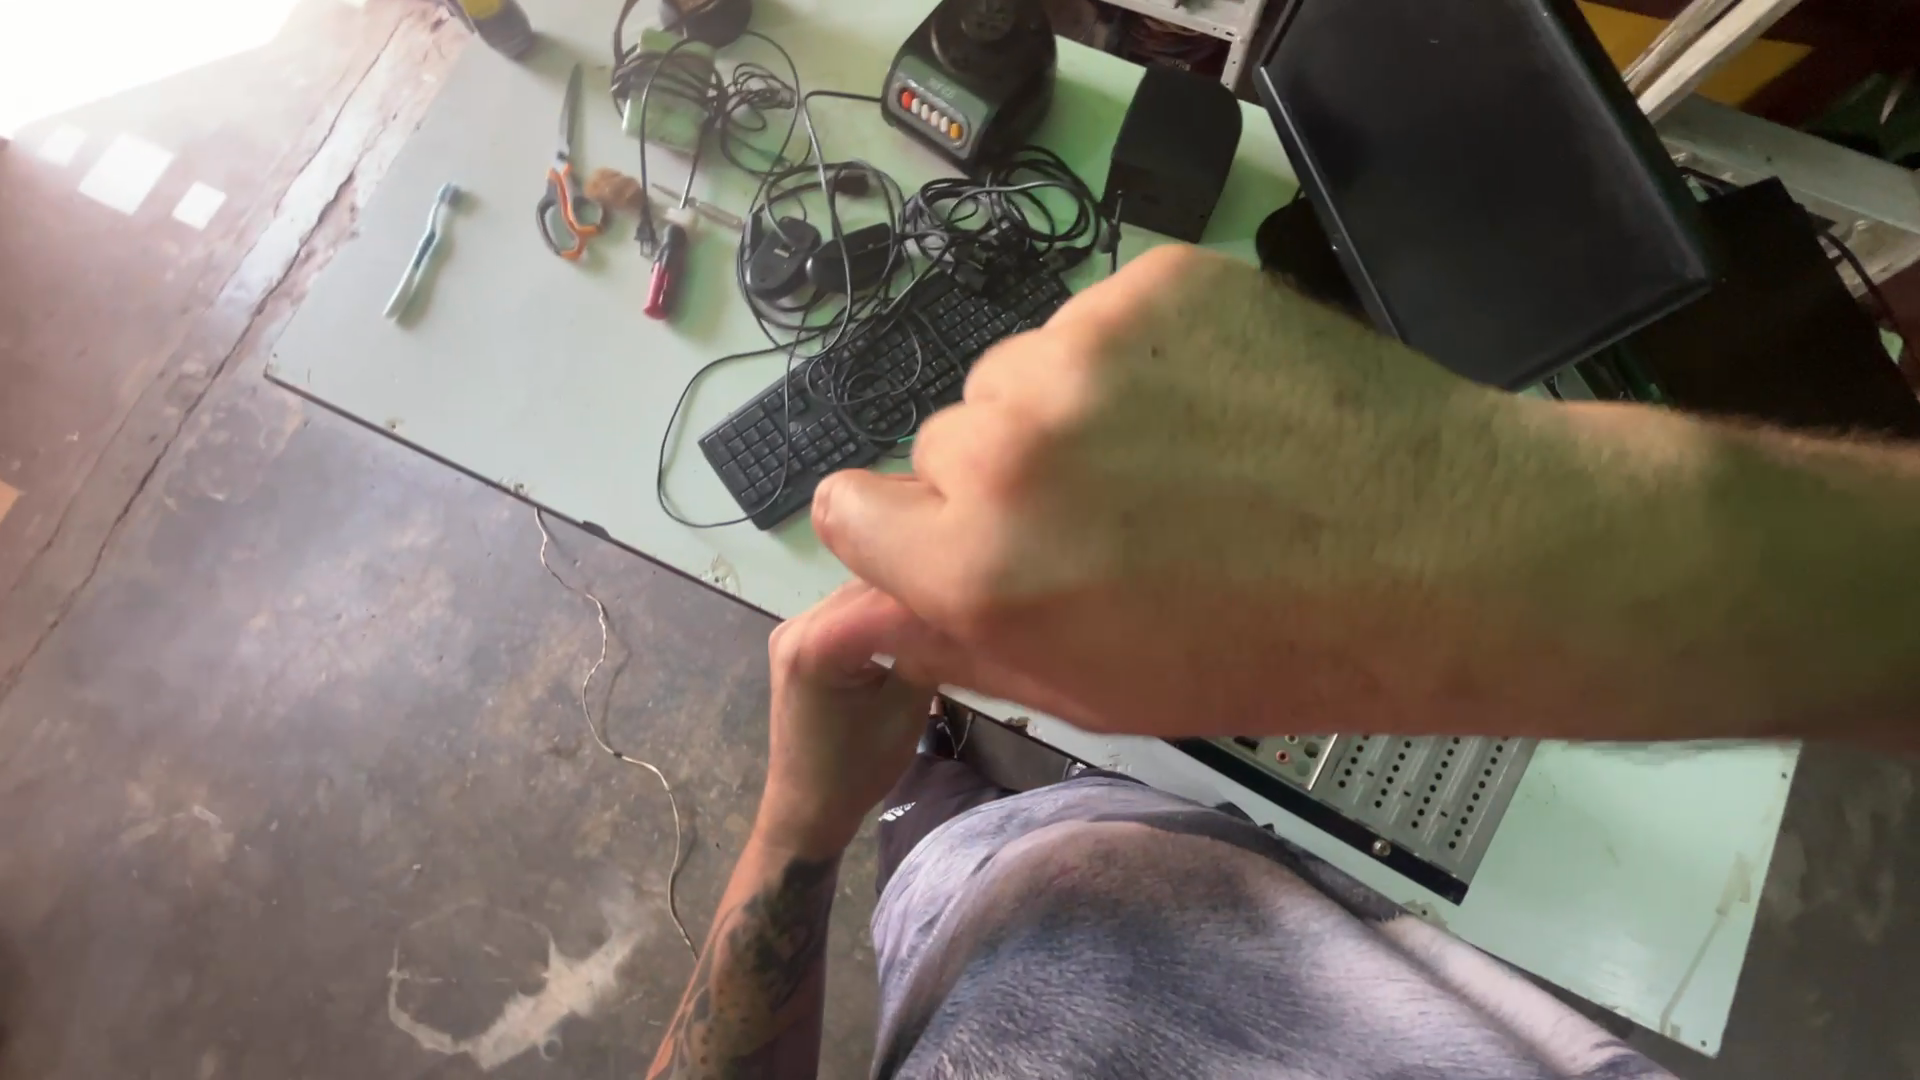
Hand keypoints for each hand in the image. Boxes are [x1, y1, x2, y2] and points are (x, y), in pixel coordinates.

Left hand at [755, 582, 934, 856]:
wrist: (807, 809)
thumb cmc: (857, 769)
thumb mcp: (905, 709)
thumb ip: (927, 652)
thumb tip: (954, 609)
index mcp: (817, 644)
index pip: (883, 599)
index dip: (928, 595)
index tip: (971, 598)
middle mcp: (796, 625)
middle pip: (867, 590)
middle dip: (913, 594)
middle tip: (961, 601)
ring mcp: (791, 630)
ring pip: (857, 598)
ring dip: (896, 602)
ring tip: (940, 610)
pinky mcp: (796, 640)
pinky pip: (844, 613)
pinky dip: (877, 615)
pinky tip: (908, 623)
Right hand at [810, 245, 1678, 737]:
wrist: (1438, 554)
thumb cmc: (1253, 652)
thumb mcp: (1088, 691)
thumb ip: (953, 646)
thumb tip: (853, 617)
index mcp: (981, 567)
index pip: (847, 508)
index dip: (897, 530)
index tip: (950, 537)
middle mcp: (1008, 448)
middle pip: (938, 441)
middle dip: (995, 480)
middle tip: (1099, 511)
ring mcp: (1083, 349)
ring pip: (1011, 376)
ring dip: (1057, 415)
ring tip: (1163, 455)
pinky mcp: (1154, 281)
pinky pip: (1089, 323)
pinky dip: (1126, 361)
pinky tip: (1204, 402)